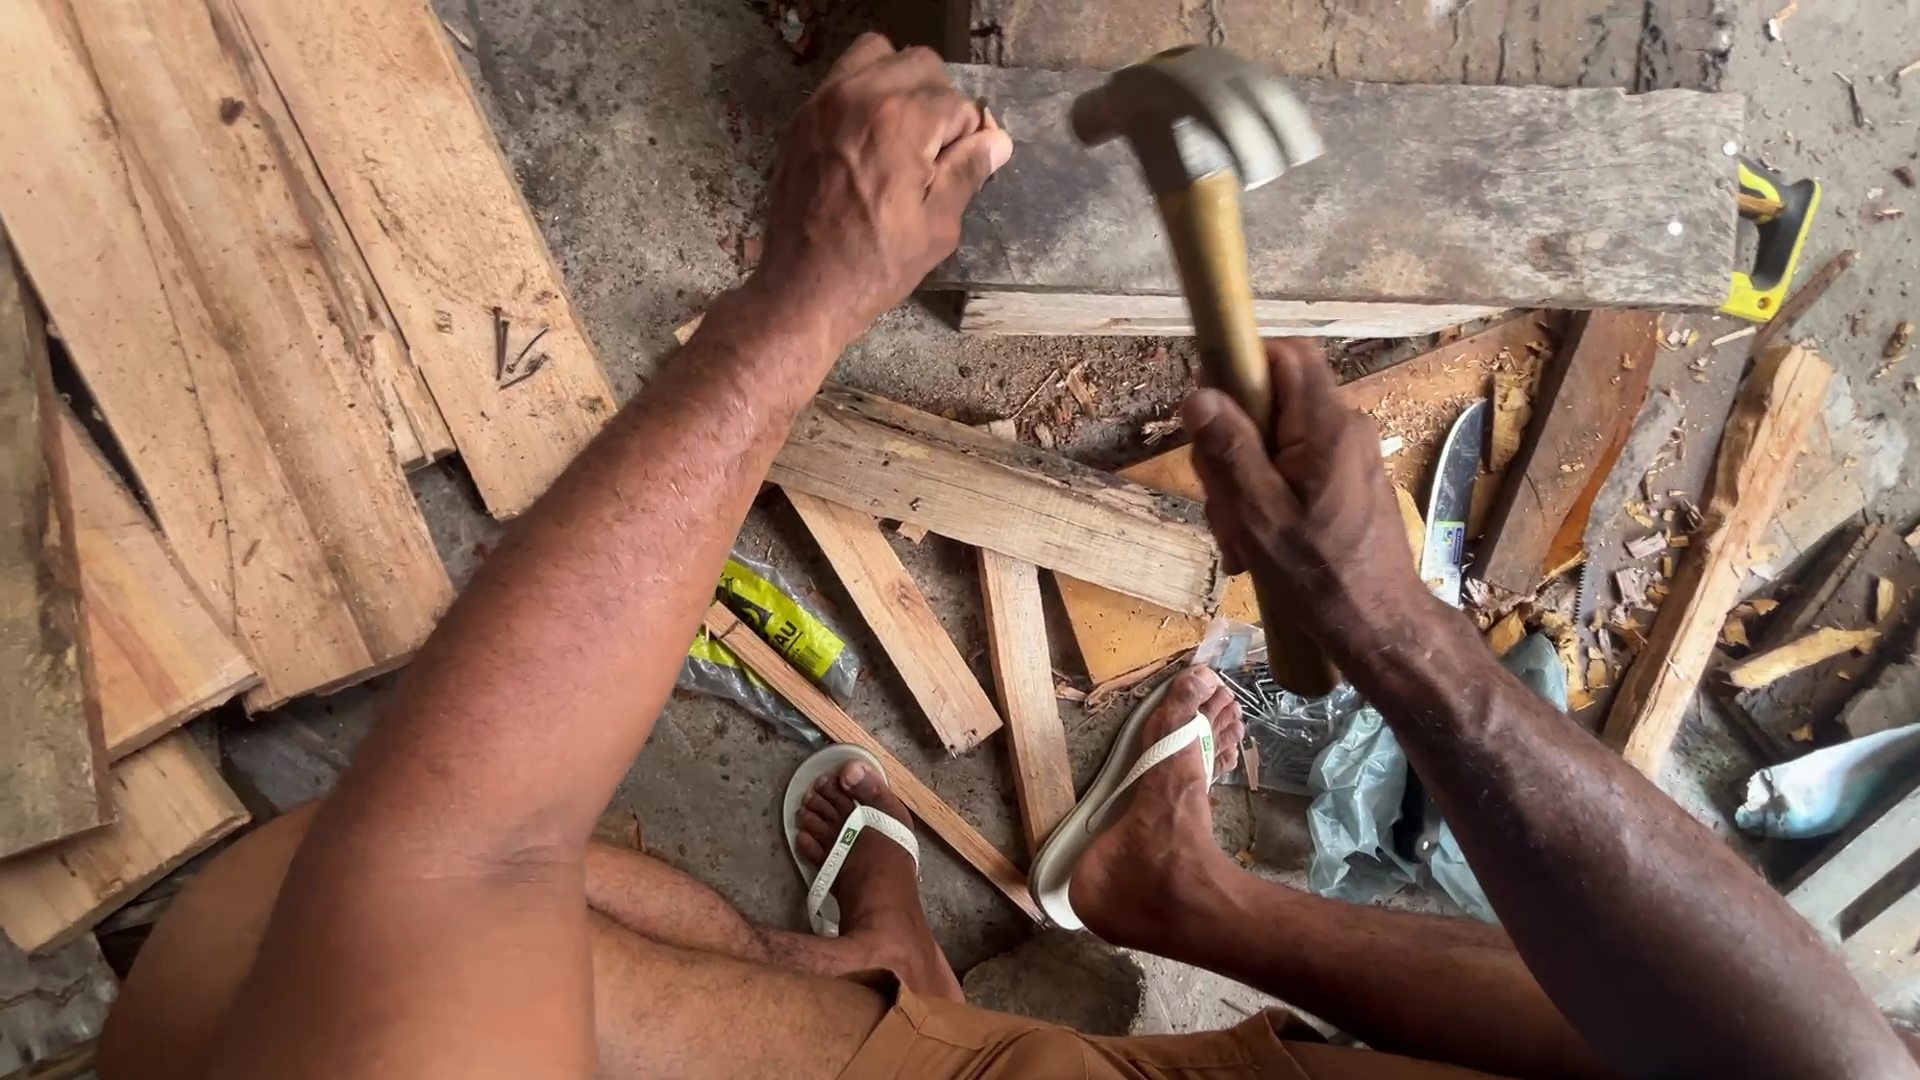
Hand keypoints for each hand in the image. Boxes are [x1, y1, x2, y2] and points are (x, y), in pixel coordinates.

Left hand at [751, 35, 1012, 350]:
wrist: (804, 288)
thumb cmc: (874, 267)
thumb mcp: (936, 229)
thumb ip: (967, 174)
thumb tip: (996, 140)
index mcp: (900, 122)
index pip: (957, 103)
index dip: (966, 140)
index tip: (956, 173)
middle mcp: (860, 95)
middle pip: (921, 66)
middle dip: (938, 104)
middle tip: (933, 156)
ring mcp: (825, 102)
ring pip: (879, 57)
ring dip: (901, 88)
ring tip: (902, 139)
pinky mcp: (803, 118)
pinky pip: (843, 79)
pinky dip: (866, 96)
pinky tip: (870, 142)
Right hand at [1180, 340, 1430, 660]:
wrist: (1377, 626)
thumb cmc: (1319, 575)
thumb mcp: (1260, 514)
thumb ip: (1230, 452)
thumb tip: (1198, 395)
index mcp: (1326, 427)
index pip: (1285, 355)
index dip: (1240, 366)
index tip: (1204, 408)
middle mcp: (1341, 429)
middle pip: (1268, 404)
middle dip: (1229, 448)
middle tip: (1220, 501)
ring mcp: (1342, 457)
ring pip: (1270, 443)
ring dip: (1240, 485)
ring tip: (1238, 537)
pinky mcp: (1339, 482)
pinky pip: (1286, 471)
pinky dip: (1261, 500)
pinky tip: (1253, 544)